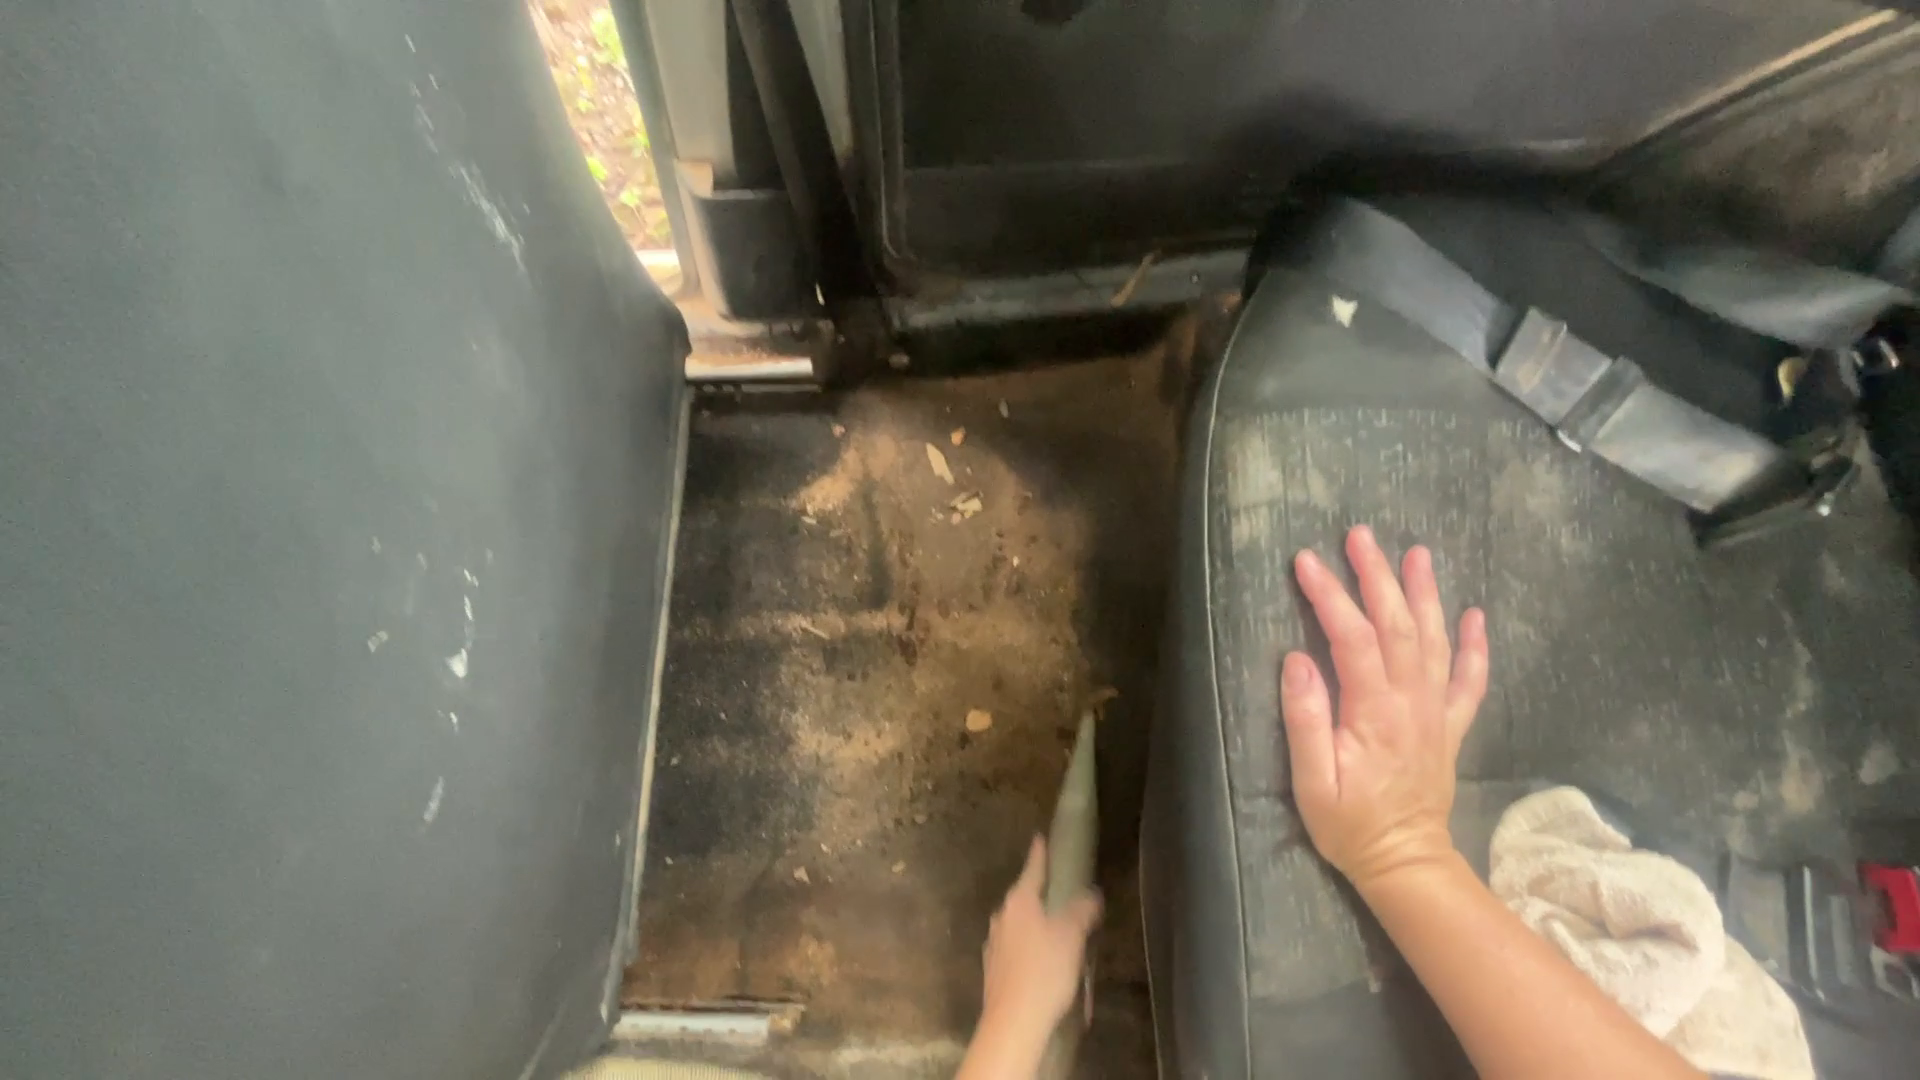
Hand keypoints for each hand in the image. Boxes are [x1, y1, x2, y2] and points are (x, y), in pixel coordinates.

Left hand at [979, 837, 1101, 1036]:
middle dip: (1043, 898)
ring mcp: (994, 943)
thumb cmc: (1044, 971)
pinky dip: (1029, 953)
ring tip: (1059, 941)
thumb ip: (1082, 911)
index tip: (1040, 837)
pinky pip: (1015, 951)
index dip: (1040, 853)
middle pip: (1025, 898)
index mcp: (1020, 901)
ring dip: (1037, 928)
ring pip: (1020, 926)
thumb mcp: (1072, 936)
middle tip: (1063, 900)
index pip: (1033, 868)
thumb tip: (1090, 895)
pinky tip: (1044, 970)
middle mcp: (1002, 916)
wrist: (1013, 1023)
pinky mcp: (993, 970)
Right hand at [1281, 525, 1488, 889]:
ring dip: (1425, 594)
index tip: (1306, 561)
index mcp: (1375, 713)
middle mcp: (1413, 703)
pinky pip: (1469, 680)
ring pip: (1435, 642)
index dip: (1330, 596)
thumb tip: (1297, 660)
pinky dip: (1474, 645)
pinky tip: (1474, 615)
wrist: (1407, 864)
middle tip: (1360, 536)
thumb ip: (1305, 720)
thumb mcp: (1311, 781)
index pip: (1354, 639)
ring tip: (1416, 552)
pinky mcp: (1450, 726)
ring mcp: (1437, 713)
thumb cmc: (1348, 824)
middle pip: (1399, 627)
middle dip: (1379, 576)